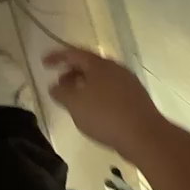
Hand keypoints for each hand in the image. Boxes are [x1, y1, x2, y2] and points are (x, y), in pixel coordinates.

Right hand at [44, 46, 168, 157]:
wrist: (146, 137)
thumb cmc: (105, 116)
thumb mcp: (75, 104)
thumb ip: (60, 93)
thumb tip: (54, 86)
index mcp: (99, 64)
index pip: (74, 53)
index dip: (57, 56)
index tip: (44, 63)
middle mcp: (115, 68)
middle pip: (89, 65)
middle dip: (71, 72)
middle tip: (59, 84)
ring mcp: (129, 83)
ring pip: (101, 78)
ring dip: (84, 85)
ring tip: (74, 100)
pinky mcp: (137, 99)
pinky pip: (111, 91)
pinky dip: (98, 95)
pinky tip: (94, 111)